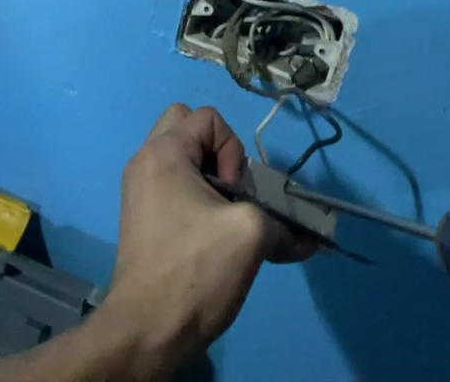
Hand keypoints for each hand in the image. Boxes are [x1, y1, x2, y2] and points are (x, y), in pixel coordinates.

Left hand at [96, 103, 313, 374]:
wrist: (147, 330)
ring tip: (225, 217)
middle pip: (187, 127)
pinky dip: (198, 198)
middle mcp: (146, 162)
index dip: (232, 150)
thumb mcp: (250, 235)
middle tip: (229, 192)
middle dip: (218, 153)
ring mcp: (140, 191)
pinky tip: (214, 235)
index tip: (232, 192)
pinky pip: (175, 186)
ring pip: (183, 160)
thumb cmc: (195, 270)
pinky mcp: (143, 217)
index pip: (207, 118)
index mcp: (163, 153)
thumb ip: (282, 223)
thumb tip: (309, 240)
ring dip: (210, 178)